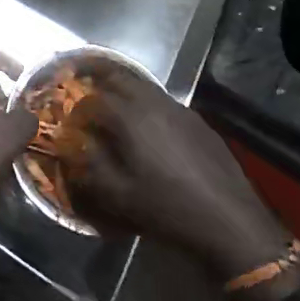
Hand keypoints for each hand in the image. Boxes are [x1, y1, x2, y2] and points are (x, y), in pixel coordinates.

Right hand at [64, 69, 291, 279]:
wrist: (230, 223)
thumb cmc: (167, 209)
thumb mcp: (117, 195)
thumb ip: (89, 165)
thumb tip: (70, 145)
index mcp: (128, 116)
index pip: (91, 98)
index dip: (76, 108)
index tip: (69, 123)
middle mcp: (153, 102)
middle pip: (118, 77)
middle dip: (98, 84)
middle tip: (87, 101)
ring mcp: (179, 109)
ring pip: (144, 87)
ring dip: (124, 93)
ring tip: (116, 114)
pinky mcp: (199, 122)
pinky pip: (164, 102)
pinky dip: (148, 106)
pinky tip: (151, 133)